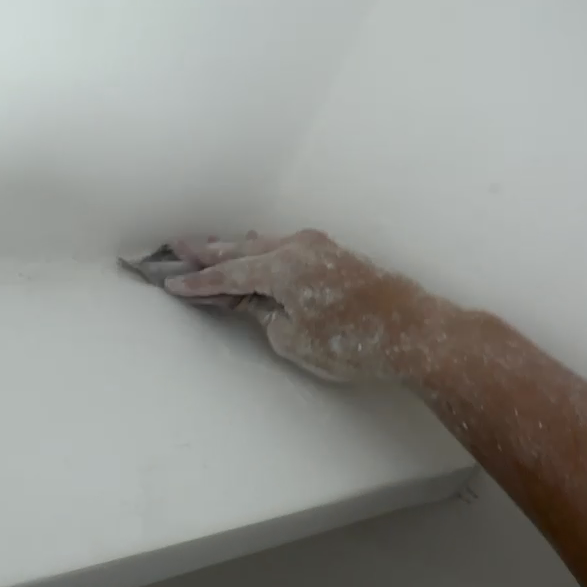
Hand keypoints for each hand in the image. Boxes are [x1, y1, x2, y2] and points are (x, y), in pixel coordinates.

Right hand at [165, 230, 437, 381]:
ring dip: (235, 248)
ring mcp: (317, 248)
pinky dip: (261, 250)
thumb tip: (256, 304)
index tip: (172, 283)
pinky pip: (284, 247)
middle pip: (241, 250)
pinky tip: (254, 249)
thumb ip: (265, 316)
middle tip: (178, 245)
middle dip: (208, 251)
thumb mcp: (292, 338)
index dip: (198, 282)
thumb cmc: (351, 342)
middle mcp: (296, 248)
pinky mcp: (333, 256)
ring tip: (208, 247)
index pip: (228, 276)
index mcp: (281, 267)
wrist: (413, 333)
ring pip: (263, 244)